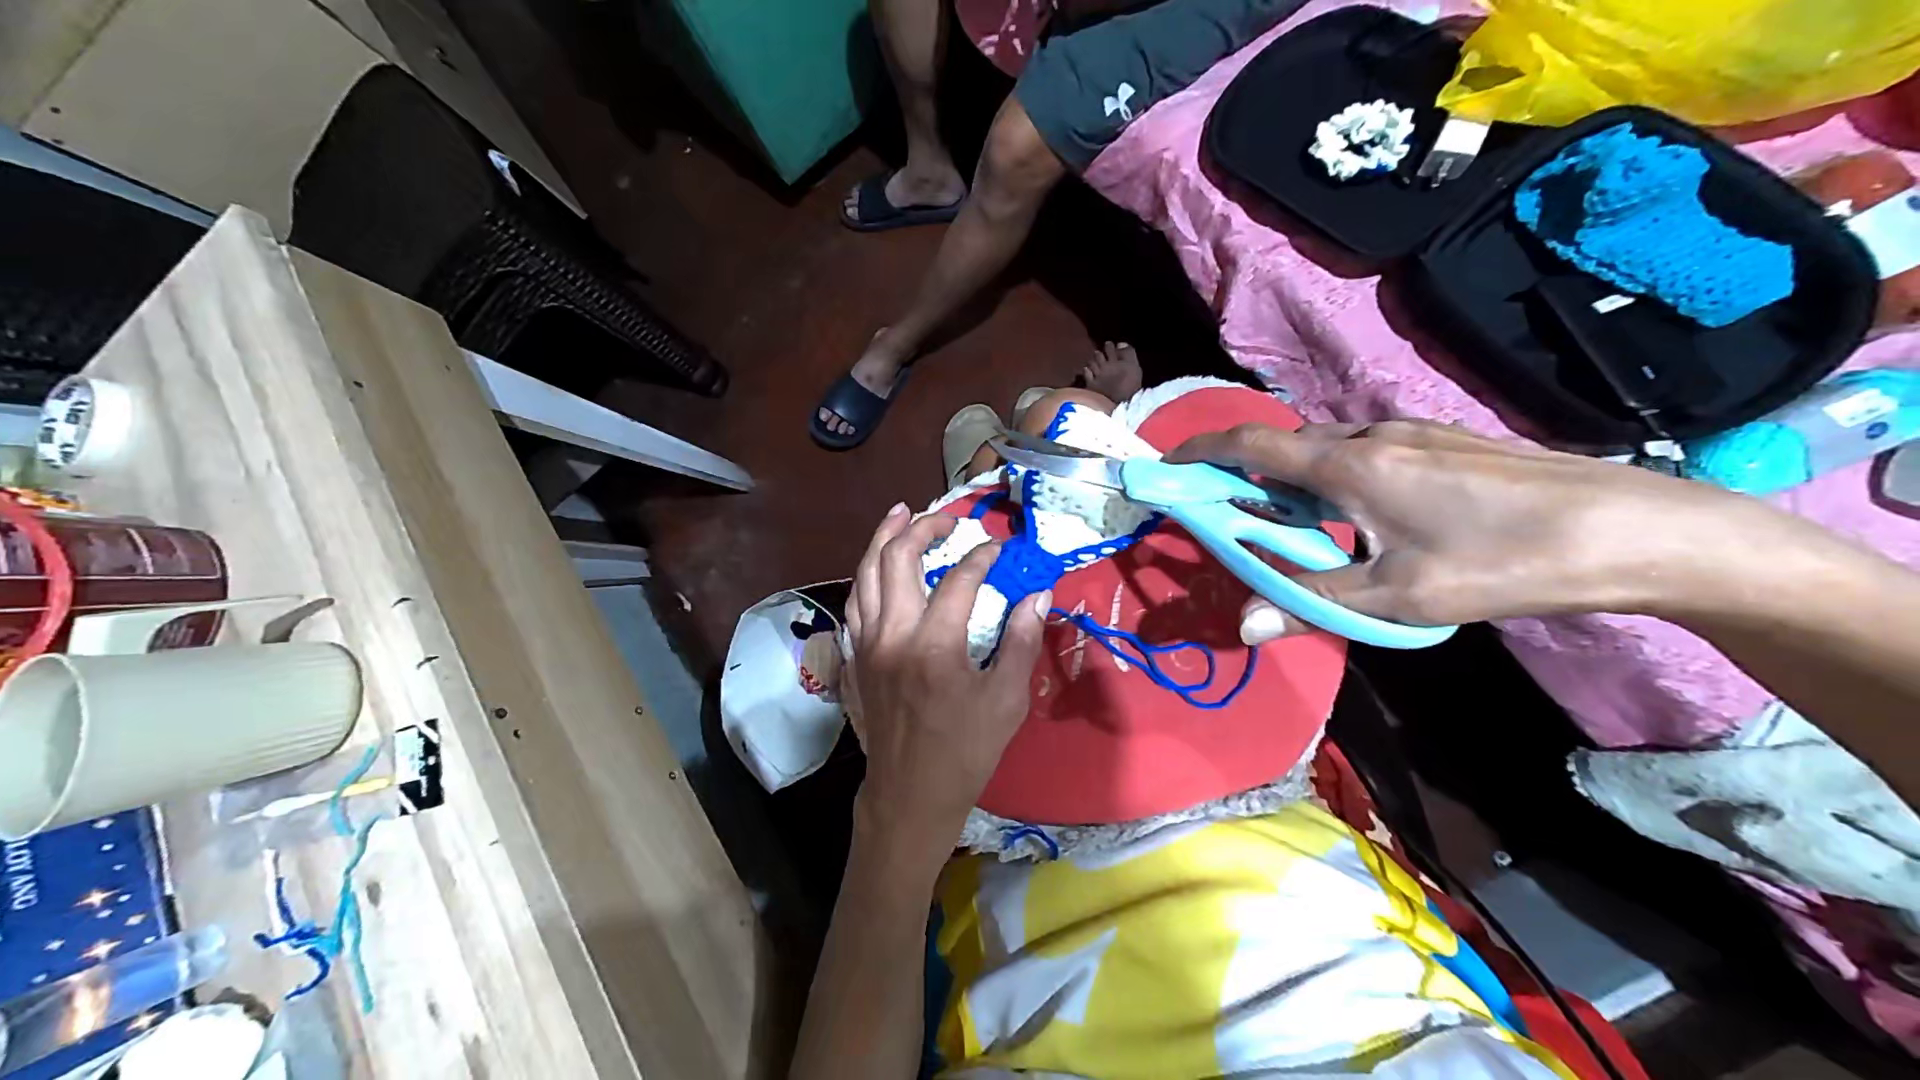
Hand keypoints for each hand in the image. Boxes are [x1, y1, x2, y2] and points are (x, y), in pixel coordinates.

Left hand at [845, 504, 1048, 856]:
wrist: (910, 795)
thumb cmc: (965, 752)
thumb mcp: (1005, 700)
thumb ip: (1020, 641)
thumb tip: (1039, 595)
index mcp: (933, 645)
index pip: (959, 579)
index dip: (982, 556)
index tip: (999, 548)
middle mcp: (891, 634)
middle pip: (896, 559)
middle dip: (921, 528)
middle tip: (945, 518)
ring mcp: (865, 645)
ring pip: (865, 575)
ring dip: (882, 540)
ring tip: (899, 515)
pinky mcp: (854, 659)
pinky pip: (855, 604)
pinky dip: (868, 576)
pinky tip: (879, 569)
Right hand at [1165, 420, 1781, 640]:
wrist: (1635, 529)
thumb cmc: (1505, 562)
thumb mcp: (1398, 595)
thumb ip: (1311, 601)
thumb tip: (1244, 624)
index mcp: (1350, 467)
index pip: (1251, 444)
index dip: (1200, 451)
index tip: (1166, 466)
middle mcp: (1370, 436)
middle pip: (1283, 444)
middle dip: (1243, 473)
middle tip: (1226, 514)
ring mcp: (1410, 433)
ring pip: (1323, 449)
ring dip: (1290, 478)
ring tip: (1291, 526)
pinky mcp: (1441, 441)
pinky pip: (1360, 451)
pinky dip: (1330, 477)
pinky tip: (1357, 516)